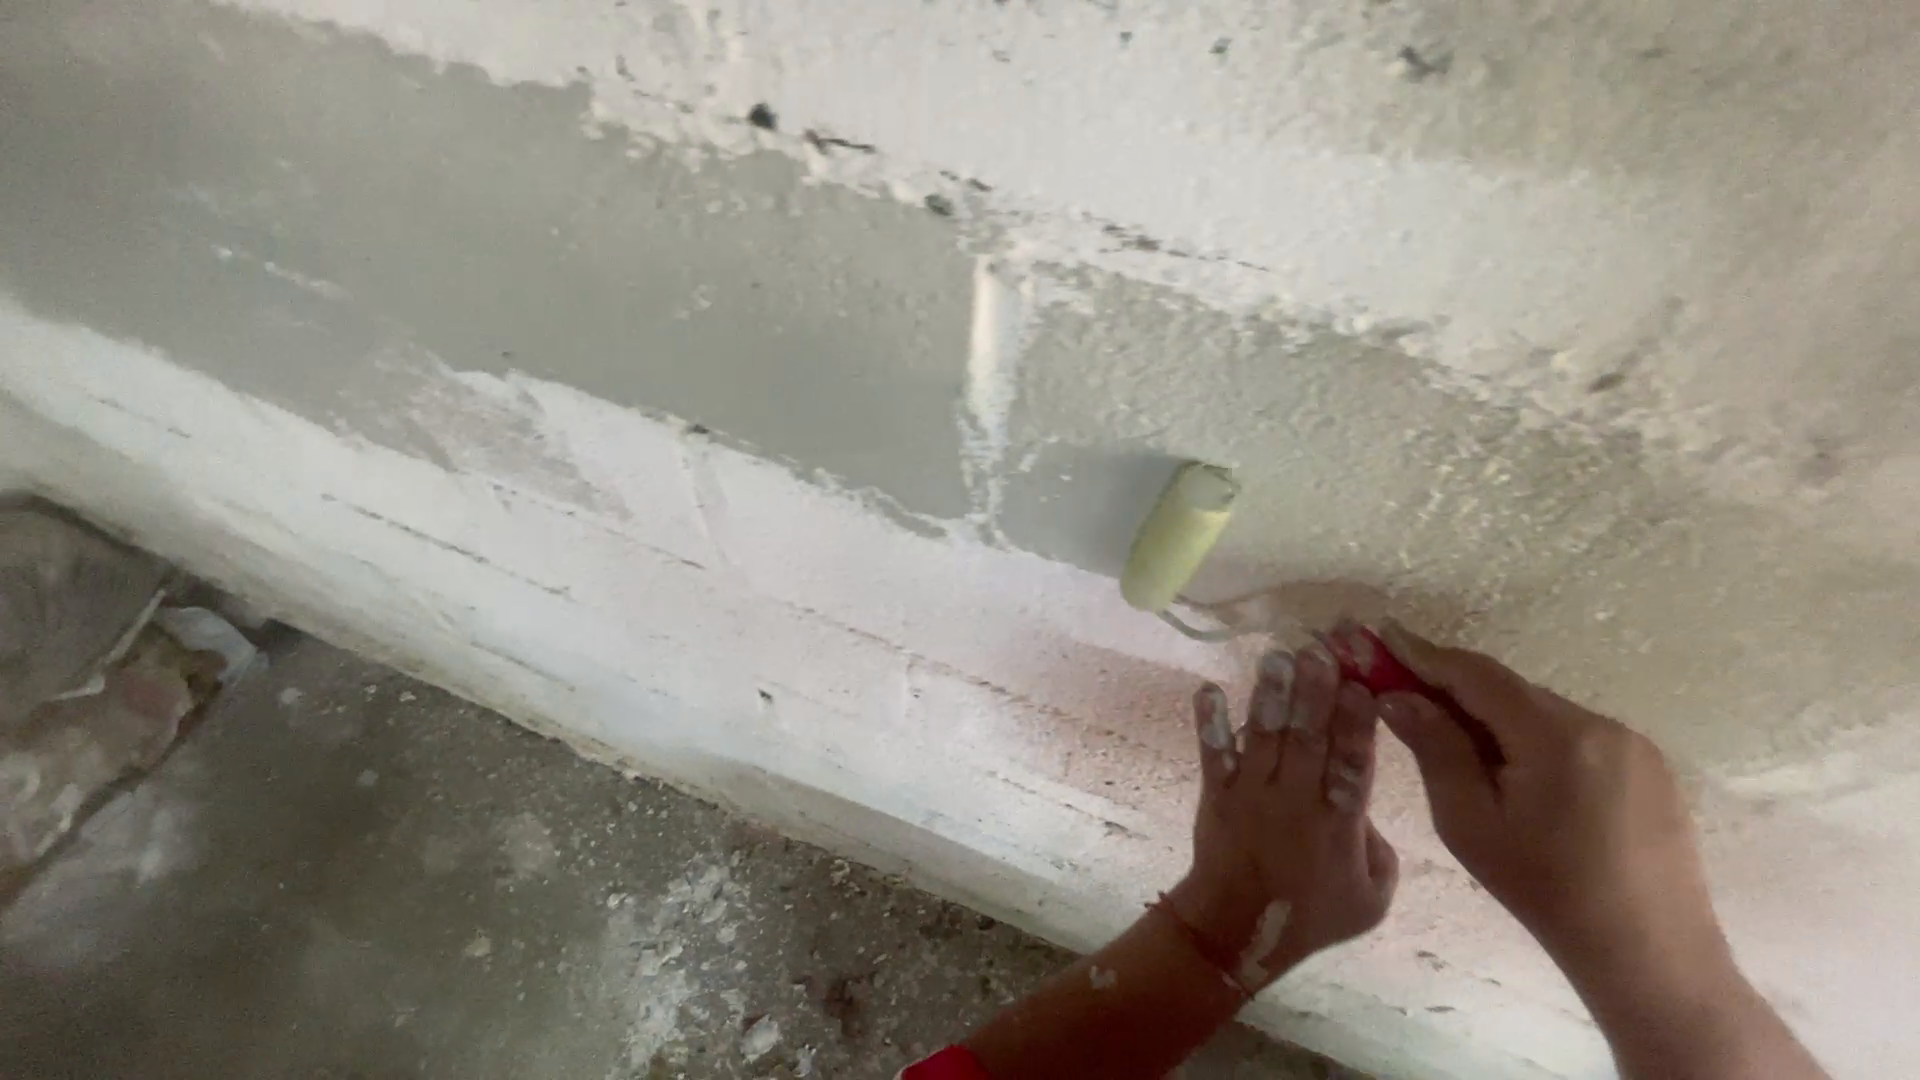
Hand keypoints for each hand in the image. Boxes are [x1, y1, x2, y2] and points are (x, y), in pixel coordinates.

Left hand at [1170, 646, 1398, 989]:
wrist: (1239, 925)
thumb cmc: (1309, 913)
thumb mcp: (1372, 897)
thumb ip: (1381, 850)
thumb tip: (1369, 807)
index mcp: (1338, 824)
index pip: (1352, 766)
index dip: (1356, 724)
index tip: (1361, 684)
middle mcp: (1295, 801)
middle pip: (1307, 740)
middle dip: (1313, 693)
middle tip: (1318, 651)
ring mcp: (1252, 794)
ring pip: (1264, 738)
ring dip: (1270, 696)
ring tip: (1276, 657)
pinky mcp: (1217, 792)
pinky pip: (1213, 754)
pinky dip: (1210, 723)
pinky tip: (1207, 689)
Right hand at [1372, 622, 1728, 977]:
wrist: (1651, 956)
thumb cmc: (1544, 889)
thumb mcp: (1468, 821)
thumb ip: (1434, 748)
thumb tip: (1396, 695)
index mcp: (1557, 737)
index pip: (1475, 674)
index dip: (1423, 652)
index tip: (1380, 633)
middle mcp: (1600, 725)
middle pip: (1506, 689)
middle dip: (1450, 686)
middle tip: (1398, 691)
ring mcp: (1631, 743)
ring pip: (1536, 709)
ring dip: (1488, 713)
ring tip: (1449, 739)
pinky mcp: (1647, 764)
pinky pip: (1568, 730)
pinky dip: (1525, 733)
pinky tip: (1506, 767)